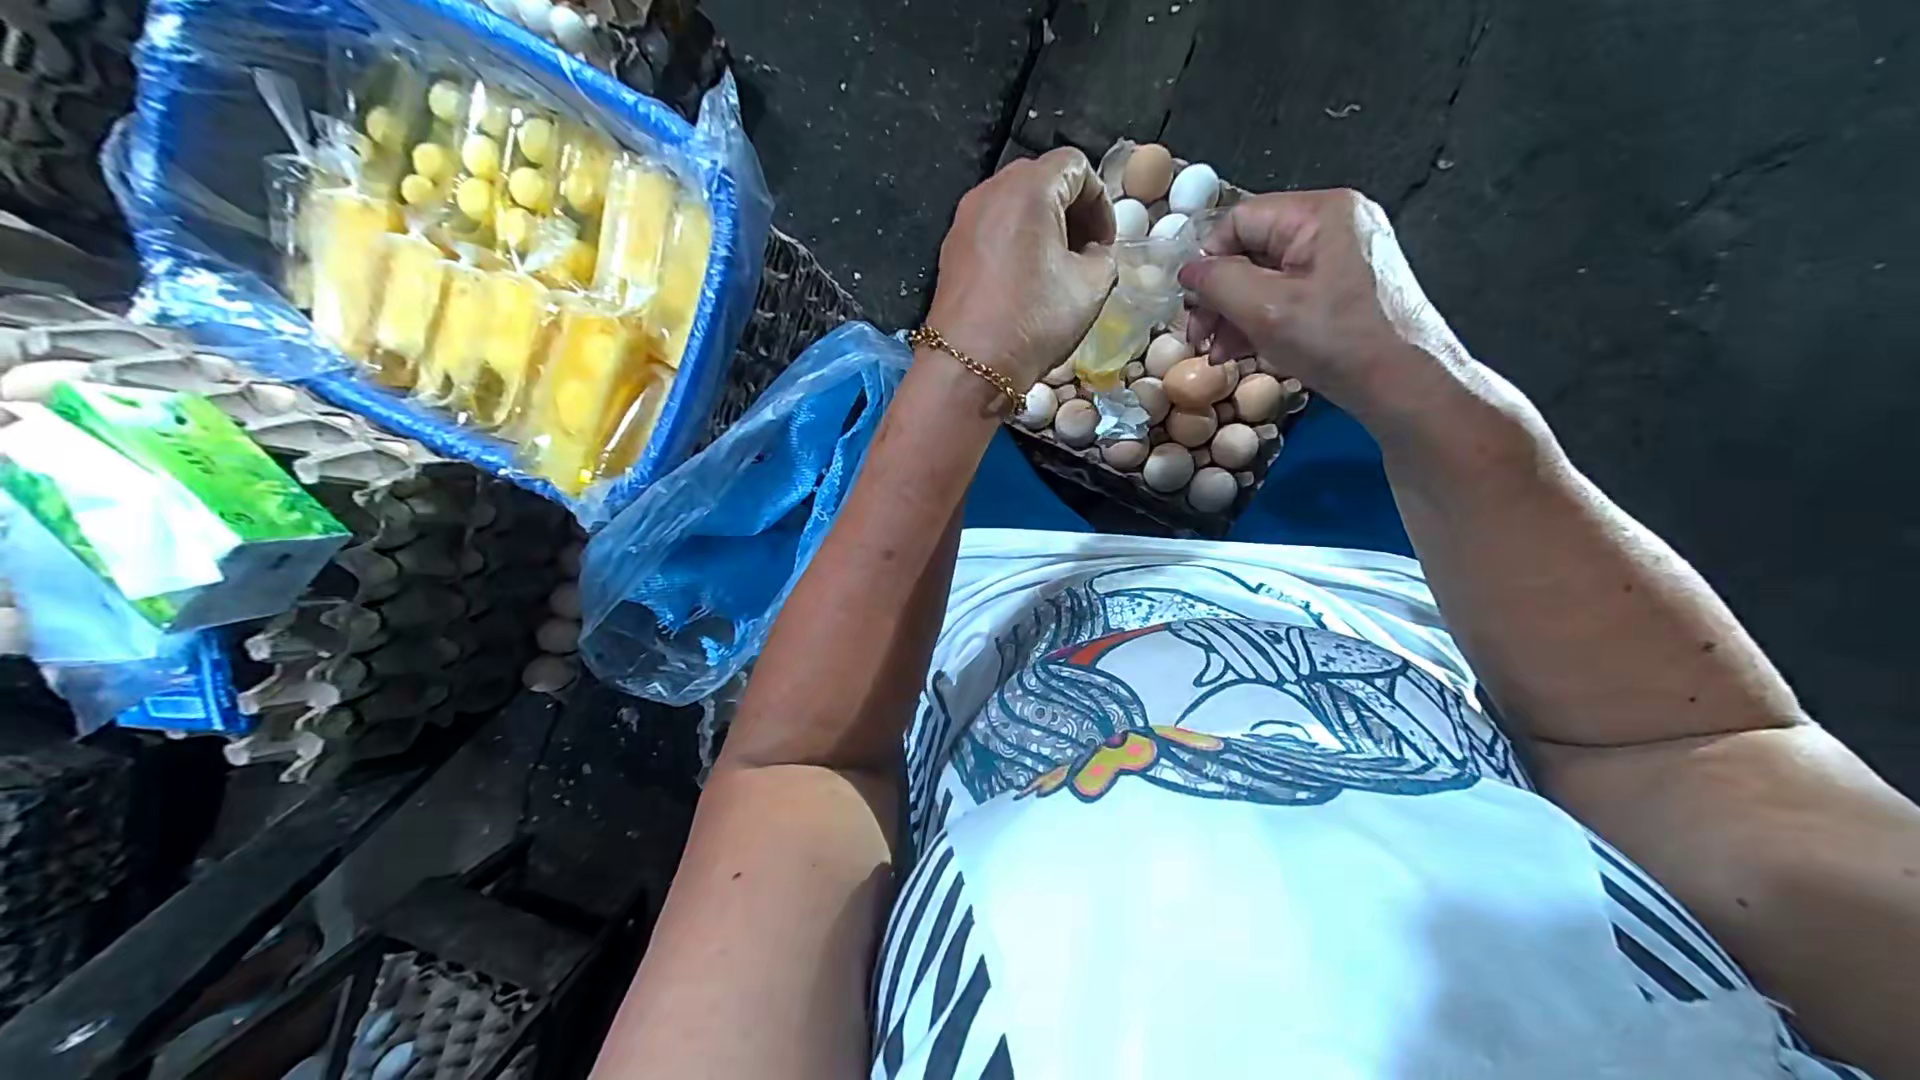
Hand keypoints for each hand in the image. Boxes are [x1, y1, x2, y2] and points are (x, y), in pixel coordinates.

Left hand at [926, 148, 1116, 387]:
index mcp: (1027, 189)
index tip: (1105, 243)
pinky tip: (1025, 284)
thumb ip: (1103, 256)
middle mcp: (989, 193)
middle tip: (1086, 253)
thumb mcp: (1091, 287)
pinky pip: (992, 232)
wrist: (967, 366)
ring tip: (1057, 271)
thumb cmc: (1032, 321)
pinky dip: (1015, 244)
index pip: (1075, 166)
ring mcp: (964, 222)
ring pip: (1013, 207)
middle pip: (1041, 181)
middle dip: (1071, 211)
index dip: (1100, 202)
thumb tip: (1093, 253)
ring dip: (1043, 229)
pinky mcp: (951, 252)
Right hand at [1178, 189, 1467, 412]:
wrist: (1403, 385)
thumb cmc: (1338, 341)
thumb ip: (1218, 282)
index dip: (1208, 262)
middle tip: (1198, 337)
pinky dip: (1258, 321)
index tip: (1192, 307)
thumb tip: (1188, 271)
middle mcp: (1333, 225)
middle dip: (1218, 297)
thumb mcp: (1265, 309)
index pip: (1239, 221)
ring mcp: (1341, 257)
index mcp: (1321, 212)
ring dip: (1233, 315)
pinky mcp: (1343, 288)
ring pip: (1264, 277)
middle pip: (1250, 250)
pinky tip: (1241, 351)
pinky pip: (1286, 295)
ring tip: (1217, 353)